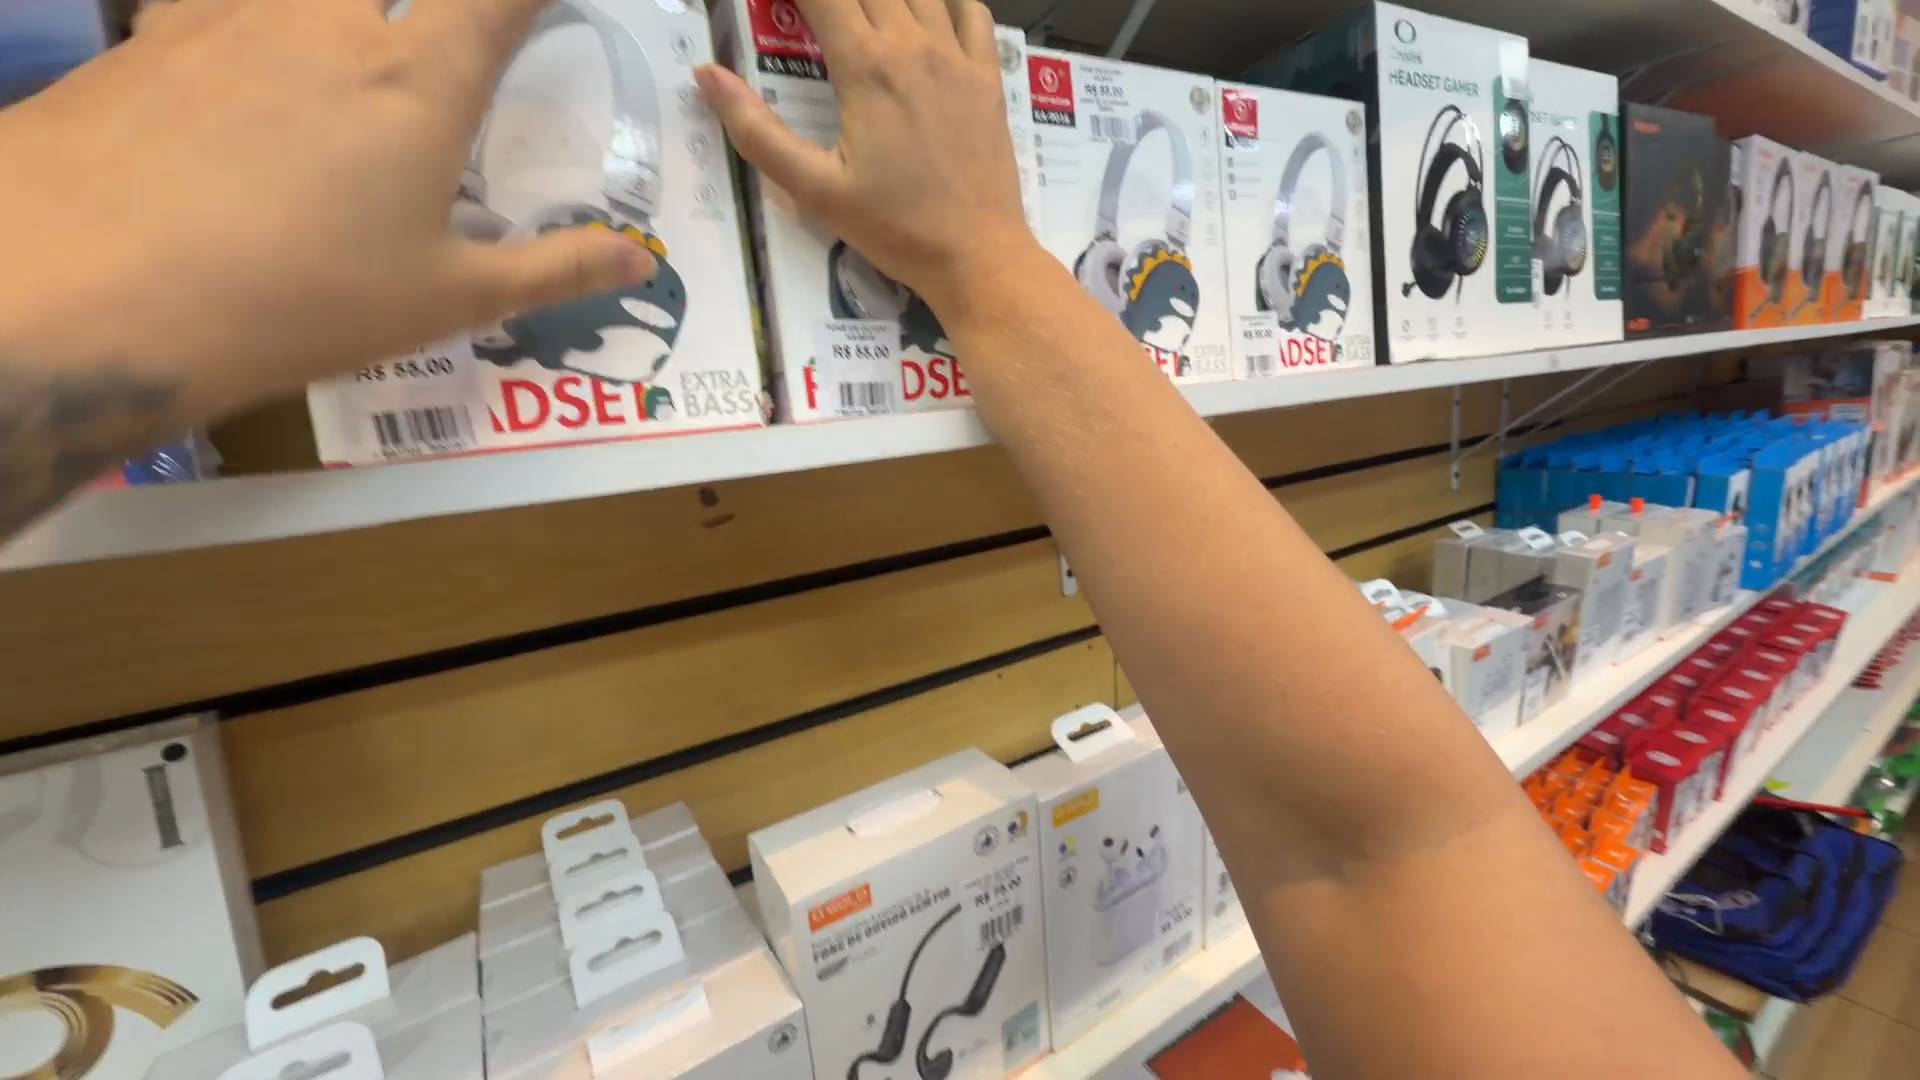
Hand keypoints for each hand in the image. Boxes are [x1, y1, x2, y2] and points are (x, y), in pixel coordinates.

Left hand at [0, 0, 653, 394]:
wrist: (94, 289)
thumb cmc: (311, 296)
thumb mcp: (459, 297)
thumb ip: (560, 269)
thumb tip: (643, 260)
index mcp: (418, 85)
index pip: (496, 2)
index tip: (548, 2)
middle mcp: (326, 25)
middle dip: (443, 7)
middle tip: (449, 37)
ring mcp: (227, 17)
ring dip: (353, 14)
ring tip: (364, 48)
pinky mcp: (150, 34)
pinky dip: (264, 17)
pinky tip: (263, 48)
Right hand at [695, 0, 1034, 311]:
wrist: (977, 257)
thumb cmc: (896, 231)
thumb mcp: (817, 192)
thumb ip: (759, 134)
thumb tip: (706, 77)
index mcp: (866, 67)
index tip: (781, 5)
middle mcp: (913, 45)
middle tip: (817, 17)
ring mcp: (957, 58)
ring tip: (862, 16)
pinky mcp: (989, 80)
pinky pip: (972, 11)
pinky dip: (946, 1)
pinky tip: (928, 17)